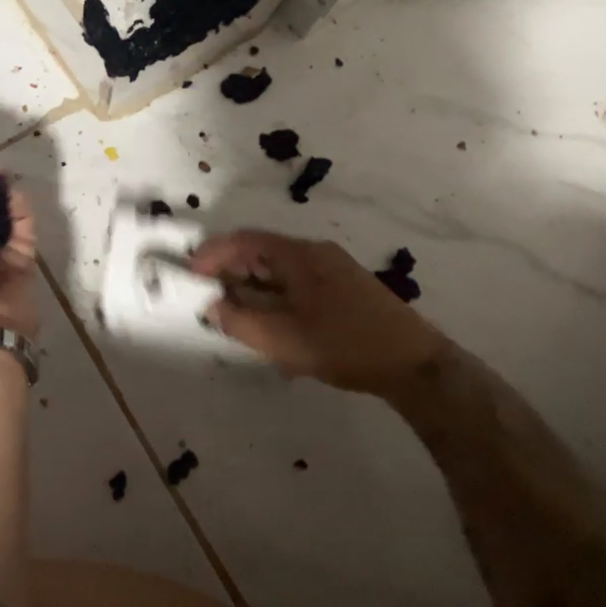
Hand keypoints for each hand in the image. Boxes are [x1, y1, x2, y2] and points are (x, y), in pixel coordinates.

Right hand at [191, 230, 440, 394]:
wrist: (415, 366)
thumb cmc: (345, 345)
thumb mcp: (284, 339)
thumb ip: (241, 321)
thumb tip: (212, 306)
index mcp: (300, 255)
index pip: (245, 240)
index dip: (213, 253)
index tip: (190, 274)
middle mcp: (316, 254)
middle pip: (262, 254)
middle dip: (232, 275)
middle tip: (211, 302)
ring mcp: (333, 272)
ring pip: (280, 274)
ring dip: (255, 293)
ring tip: (241, 323)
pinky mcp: (345, 292)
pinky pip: (298, 288)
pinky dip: (278, 303)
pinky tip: (278, 335)